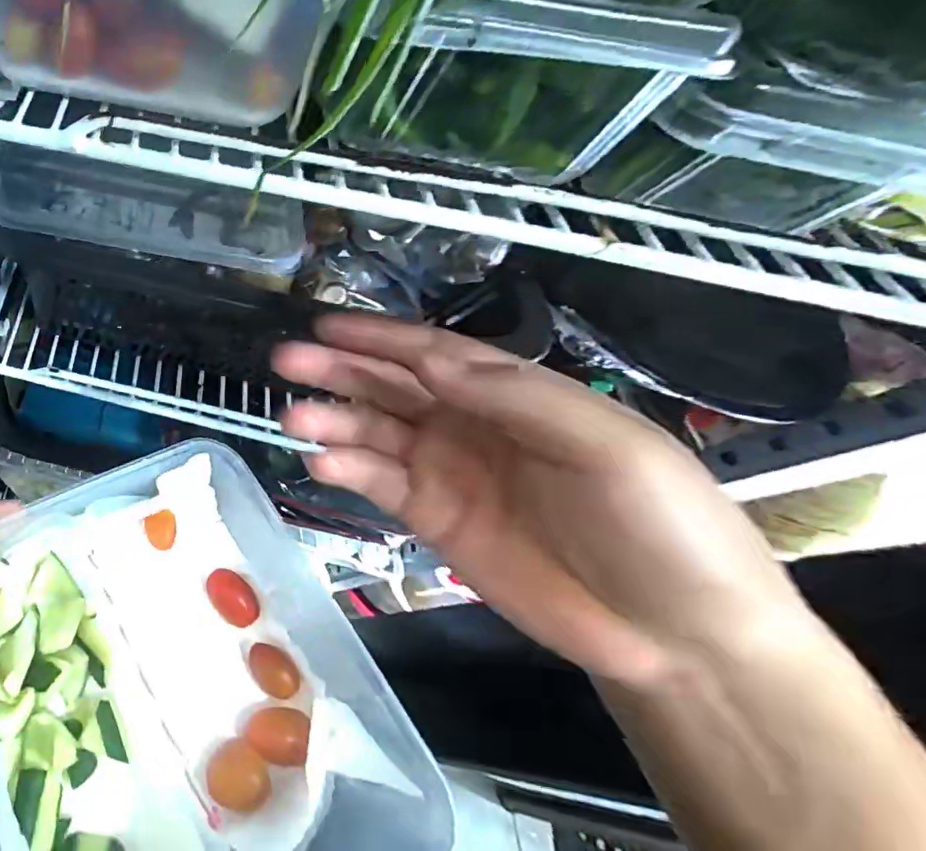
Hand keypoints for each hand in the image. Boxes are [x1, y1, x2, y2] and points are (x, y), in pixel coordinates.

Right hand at [273, 313, 809, 687]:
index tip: (325, 324)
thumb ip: (518, 398)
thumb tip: (431, 361)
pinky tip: (323, 463)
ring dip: (330, 420)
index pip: (433, 355)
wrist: (678, 641)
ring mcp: (444, 471)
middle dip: (337, 369)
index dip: (379, 337)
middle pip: (389, 386)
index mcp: (514, 398)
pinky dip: (344, 468)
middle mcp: (468, 425)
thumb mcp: (610, 449)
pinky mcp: (428, 516)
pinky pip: (374, 481)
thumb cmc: (662, 529)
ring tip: (292, 418)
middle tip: (285, 359)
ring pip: (371, 431)